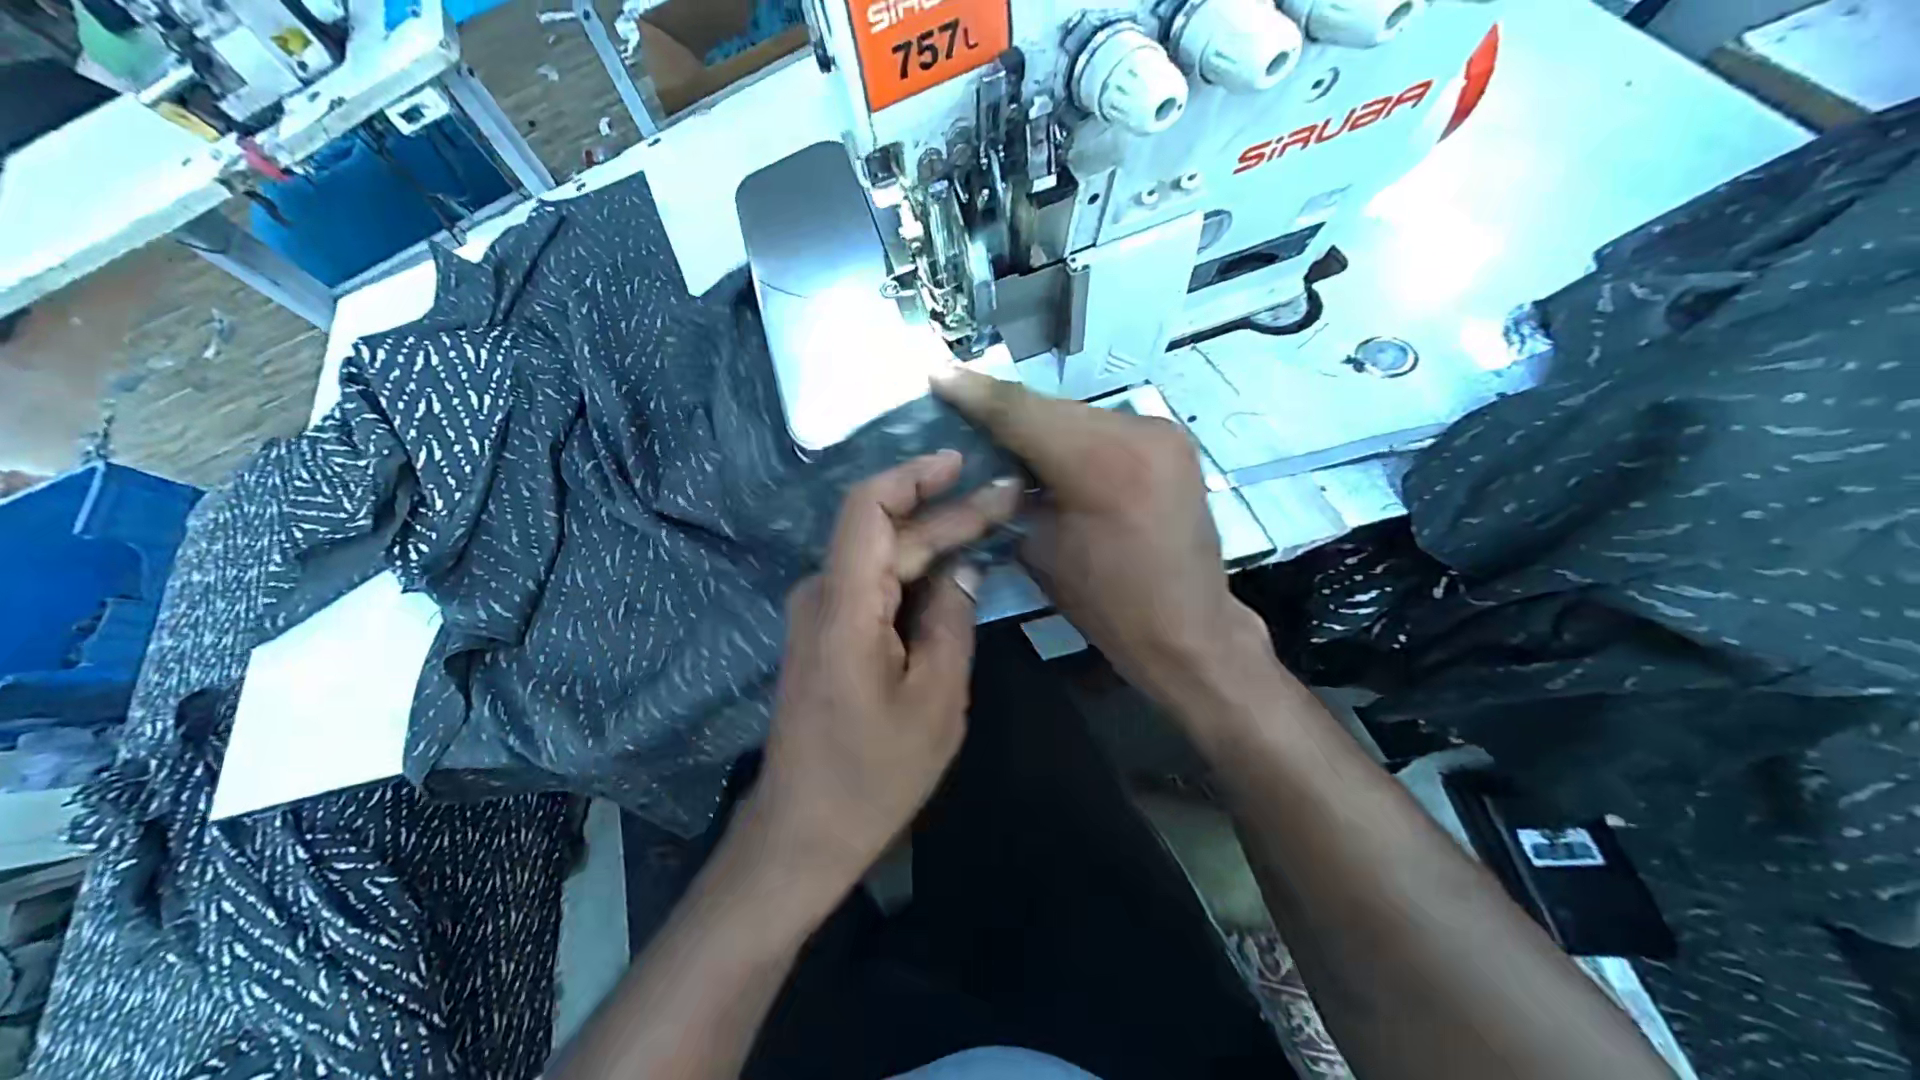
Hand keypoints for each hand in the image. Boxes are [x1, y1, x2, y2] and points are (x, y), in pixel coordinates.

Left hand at [748, 451, 1019, 893]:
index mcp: (844, 605)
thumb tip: (964, 569)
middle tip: (1009, 498)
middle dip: (947, 514)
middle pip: (887, 534)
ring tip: (994, 526)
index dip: (913, 476)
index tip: (962, 462)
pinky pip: (874, 587)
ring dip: (935, 543)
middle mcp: (822, 596)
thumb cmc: (874, 774)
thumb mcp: (936, 700)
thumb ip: (951, 622)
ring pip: (882, 559)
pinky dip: (915, 575)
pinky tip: (955, 571)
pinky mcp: (827, 636)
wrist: (804, 830)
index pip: (869, 509)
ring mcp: (820, 616)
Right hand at [931, 366, 1267, 704]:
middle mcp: (1137, 432)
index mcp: (1100, 463)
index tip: (937, 374)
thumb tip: (992, 466)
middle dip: (1003, 409)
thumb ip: (1012, 497)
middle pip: (1050, 407)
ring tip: (998, 429)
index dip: (973, 393)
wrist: (1189, 630)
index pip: (1021, 413)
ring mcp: (1161, 432)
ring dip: (1038, 423)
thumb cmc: (1108, 605)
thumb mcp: (1041, 551)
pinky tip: (1047, 449)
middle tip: (959, 403)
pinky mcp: (1172, 442)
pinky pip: (1105, 428)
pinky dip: (1072, 436)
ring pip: (1077, 414)